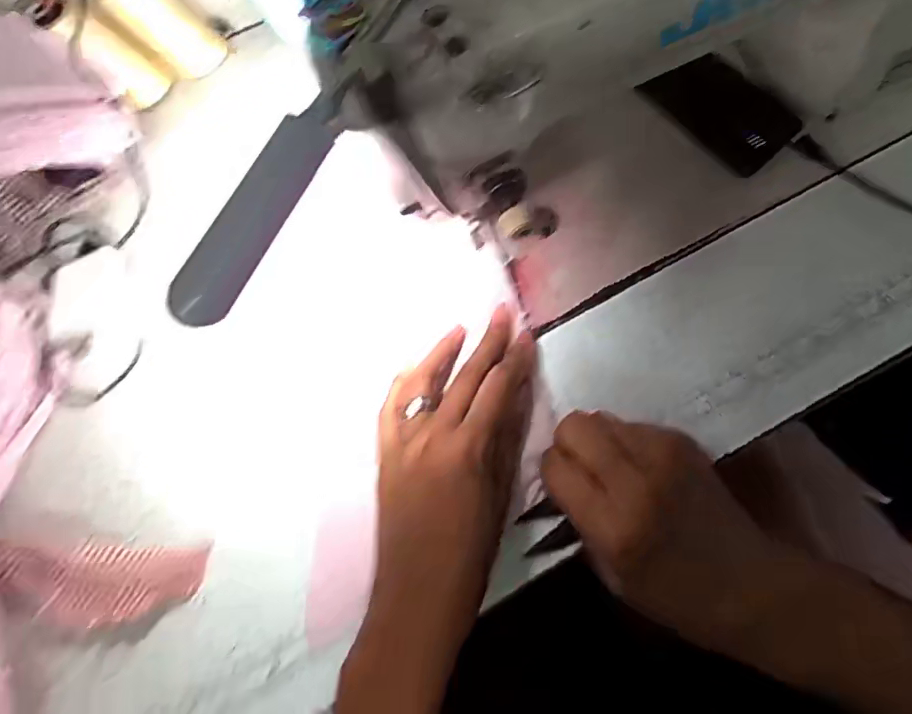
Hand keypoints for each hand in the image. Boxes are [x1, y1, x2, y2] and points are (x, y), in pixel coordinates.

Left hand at [339, 307, 536, 713]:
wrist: (416, 596)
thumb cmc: (470, 553)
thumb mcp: (500, 494)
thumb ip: (507, 439)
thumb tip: (519, 396)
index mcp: (467, 448)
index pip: (497, 389)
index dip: (515, 359)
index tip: (527, 334)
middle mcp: (432, 436)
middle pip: (466, 377)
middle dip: (488, 343)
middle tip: (502, 314)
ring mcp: (403, 443)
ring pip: (425, 384)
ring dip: (445, 353)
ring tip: (462, 328)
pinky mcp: (385, 455)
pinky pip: (392, 408)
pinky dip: (405, 383)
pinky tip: (417, 367)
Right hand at [540, 411, 802, 652]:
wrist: (747, 582)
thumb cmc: (676, 596)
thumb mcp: (614, 578)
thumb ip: (581, 525)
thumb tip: (559, 486)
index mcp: (614, 526)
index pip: (556, 466)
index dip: (551, 473)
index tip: (559, 487)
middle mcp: (636, 480)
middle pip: (575, 425)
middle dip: (568, 444)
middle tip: (580, 469)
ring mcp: (663, 452)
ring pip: (603, 416)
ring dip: (598, 439)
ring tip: (611, 468)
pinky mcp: (682, 439)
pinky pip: (634, 423)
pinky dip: (626, 439)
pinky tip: (640, 467)